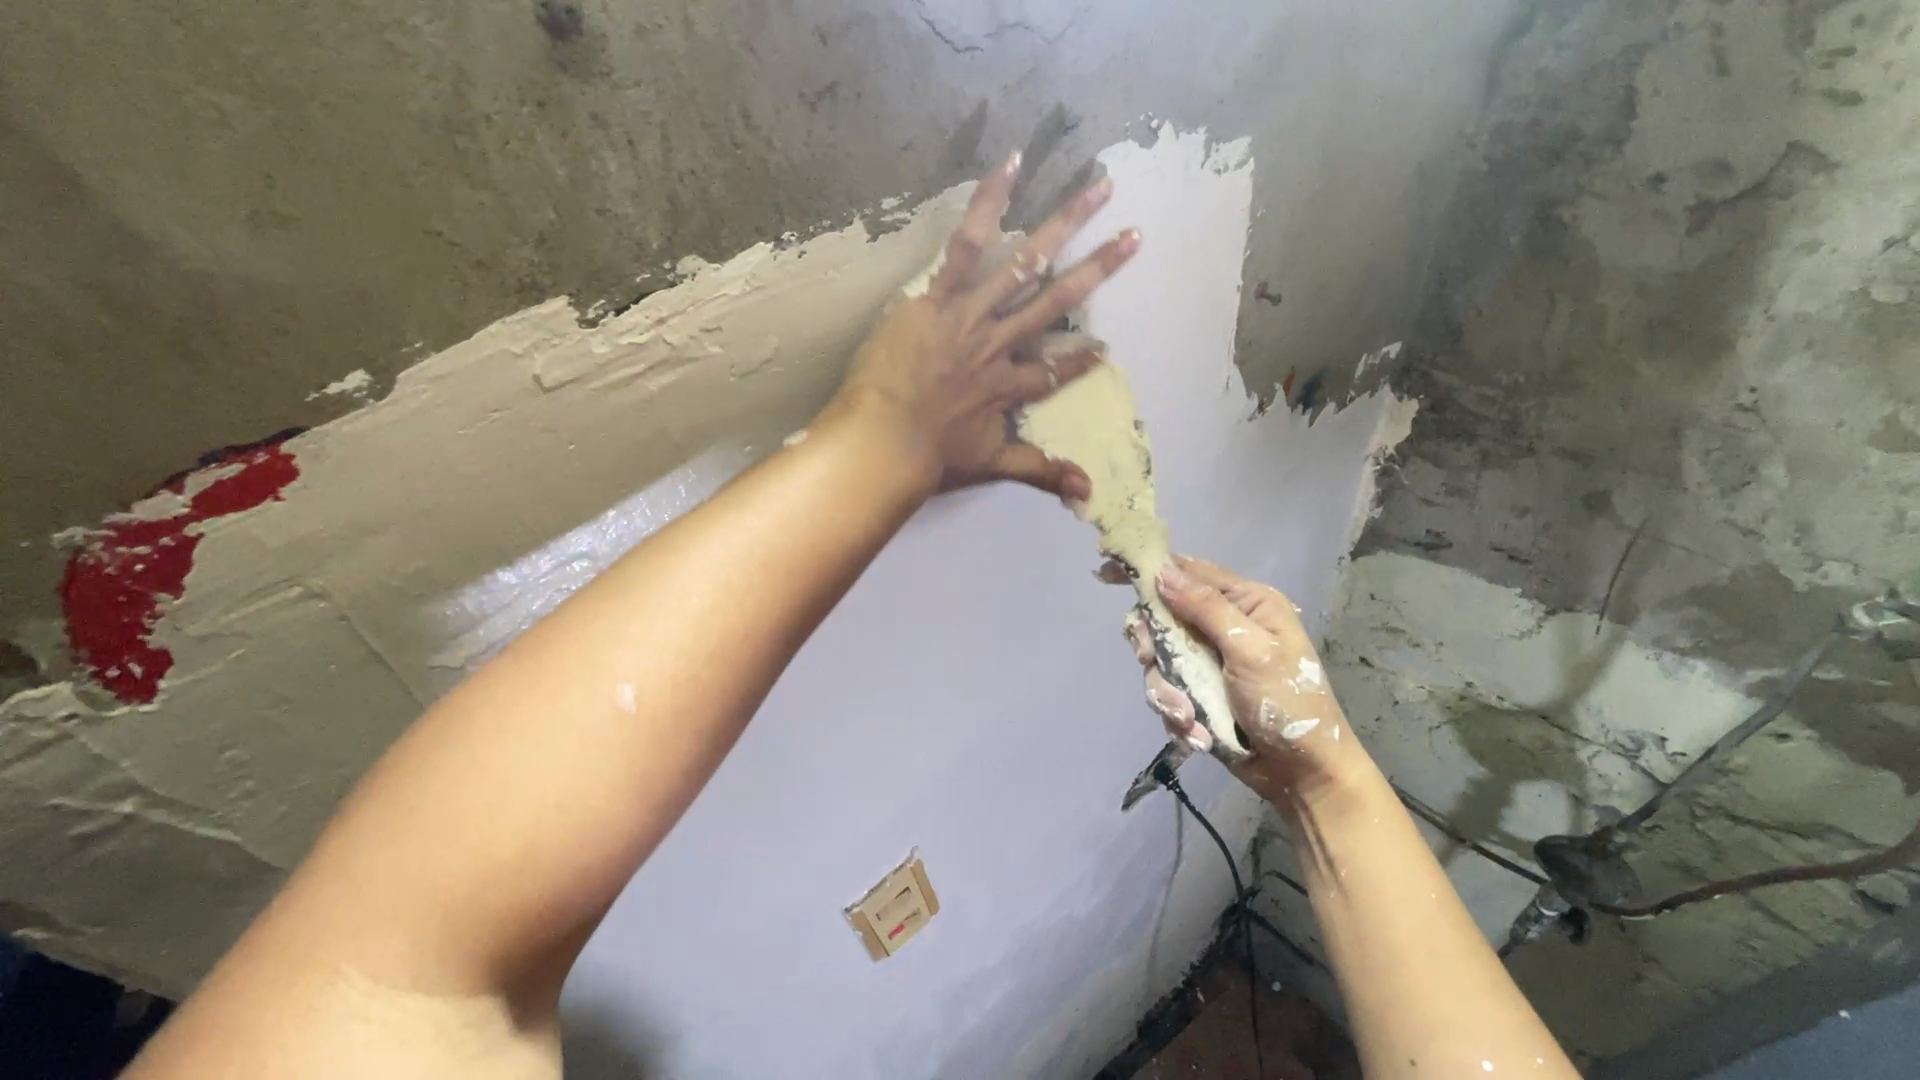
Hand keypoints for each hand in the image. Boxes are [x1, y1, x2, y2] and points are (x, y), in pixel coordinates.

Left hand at [824, 152, 1139, 499]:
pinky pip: (967, 245)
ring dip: (1067, 222)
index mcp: (1010, 386)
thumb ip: (1040, 473)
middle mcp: (1002, 343)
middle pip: (1059, 301)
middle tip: (1135, 235)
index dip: (1080, 360)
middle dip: (1100, 268)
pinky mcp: (941, 295)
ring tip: (1100, 186)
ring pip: (1028, 263)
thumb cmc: (930, 458)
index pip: (1054, 370)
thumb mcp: (990, 466)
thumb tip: (1089, 495)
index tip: (1105, 348)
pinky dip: (990, 203)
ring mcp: (974, 315)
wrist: (885, 441)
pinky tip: (1013, 164)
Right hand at [1126, 555, 1360, 801]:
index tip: (1105, 573)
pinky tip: (1197, 733)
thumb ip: (1206, 608)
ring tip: (1188, 717)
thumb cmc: (1289, 704)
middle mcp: (1223, 626)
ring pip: (1159, 661)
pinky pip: (1167, 694)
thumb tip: (1163, 572)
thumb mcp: (1251, 649)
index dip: (1148, 570)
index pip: (1188, 572)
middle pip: (1162, 618)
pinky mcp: (1198, 694)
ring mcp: (1208, 662)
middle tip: (1148, 659)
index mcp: (1246, 603)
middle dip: (1153, 646)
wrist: (1302, 773)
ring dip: (1168, 692)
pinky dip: (1177, 715)